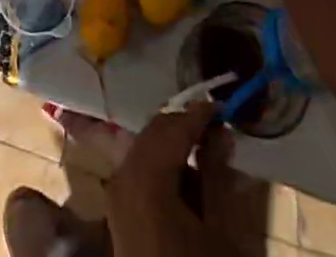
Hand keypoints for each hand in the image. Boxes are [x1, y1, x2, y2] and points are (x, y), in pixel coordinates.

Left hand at [106, 103, 233, 256]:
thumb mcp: (219, 229)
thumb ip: (217, 175)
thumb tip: (221, 133)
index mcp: (147, 186)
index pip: (171, 131)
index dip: (196, 115)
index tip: (220, 106)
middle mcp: (123, 186)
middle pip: (150, 137)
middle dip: (179, 125)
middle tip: (211, 124)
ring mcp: (115, 203)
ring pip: (140, 152)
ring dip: (167, 143)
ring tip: (199, 147)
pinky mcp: (117, 218)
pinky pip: (134, 174)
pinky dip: (156, 163)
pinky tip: (181, 175)